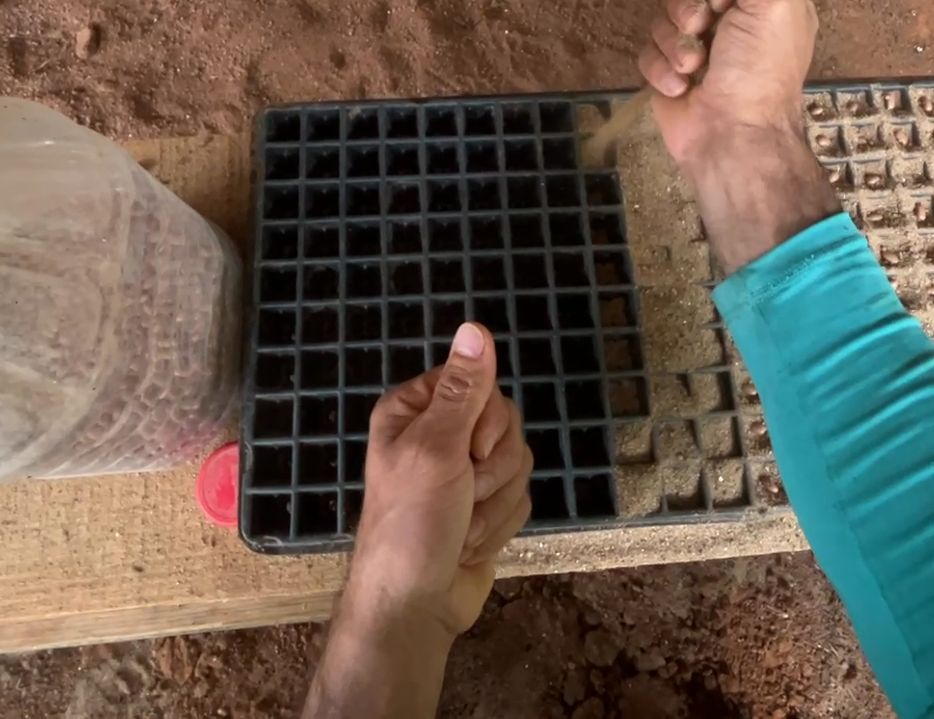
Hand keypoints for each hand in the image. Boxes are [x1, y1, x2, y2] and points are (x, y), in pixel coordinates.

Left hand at [302, 324, 532, 718]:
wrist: (417, 605)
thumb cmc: (413, 522)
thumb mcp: (436, 448)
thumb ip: (462, 388)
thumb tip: (475, 327)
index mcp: (417, 409)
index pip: (480, 383)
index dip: (486, 421)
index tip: (470, 451)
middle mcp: (441, 432)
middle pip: (506, 422)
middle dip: (492, 467)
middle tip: (463, 492)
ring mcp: (465, 470)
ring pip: (518, 460)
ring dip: (494, 500)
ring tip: (462, 523)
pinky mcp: (485, 501)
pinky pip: (520, 494)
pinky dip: (499, 521)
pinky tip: (470, 539)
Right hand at [639, 0, 840, 269]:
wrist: (731, 136)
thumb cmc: (758, 70)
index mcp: (761, 3)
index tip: (727, 5)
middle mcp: (729, 23)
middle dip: (688, 14)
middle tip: (706, 38)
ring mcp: (695, 50)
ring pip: (660, 21)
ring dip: (674, 46)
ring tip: (694, 72)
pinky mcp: (667, 75)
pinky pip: (646, 53)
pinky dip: (661, 72)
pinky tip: (682, 90)